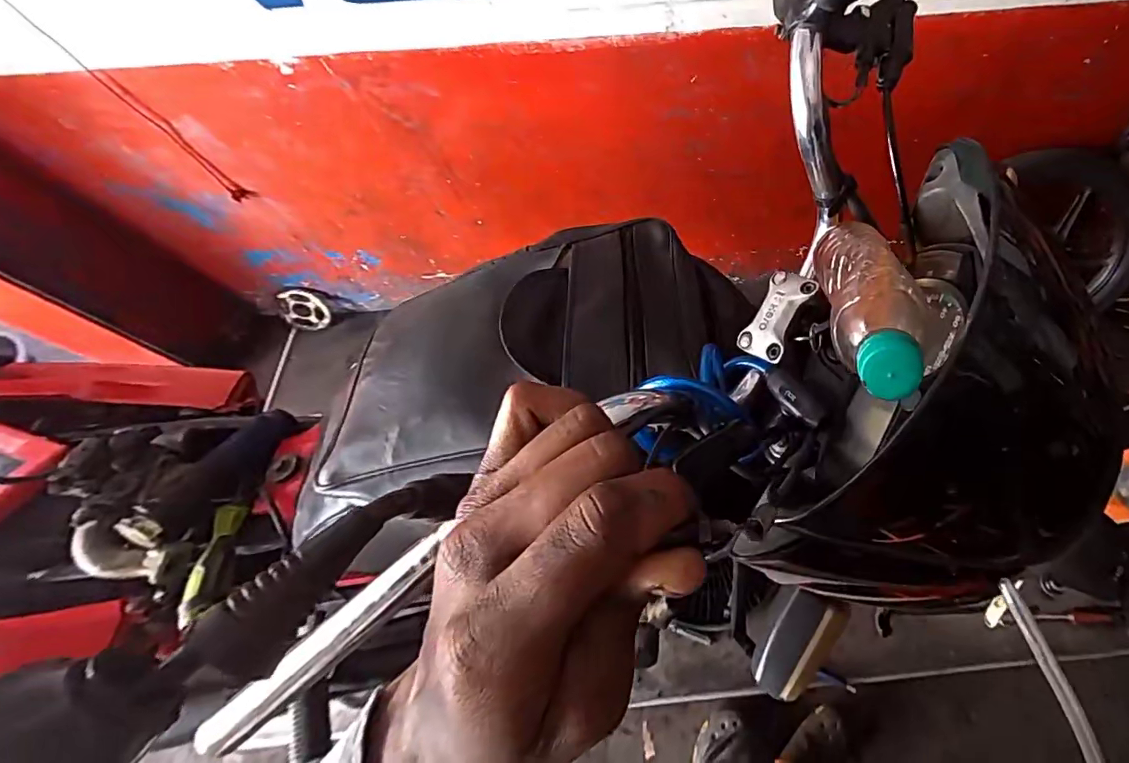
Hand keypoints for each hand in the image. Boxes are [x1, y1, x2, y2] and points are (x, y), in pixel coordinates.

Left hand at [372, 383, 704, 762]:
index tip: (684, 515)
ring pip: (573, 426)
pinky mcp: (478, 484)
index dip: (658, 503)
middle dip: (648, 480)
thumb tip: (679, 553)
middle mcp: (479, 549)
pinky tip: (586, 456)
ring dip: (619, 451)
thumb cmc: (512, 722)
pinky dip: (569, 413)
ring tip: (625, 495)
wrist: (443, 717)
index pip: (594, 520)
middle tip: (659, 518)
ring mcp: (474, 508)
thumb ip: (630, 617)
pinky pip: (528, 407)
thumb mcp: (588, 704)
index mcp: (499, 627)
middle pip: (591, 460)